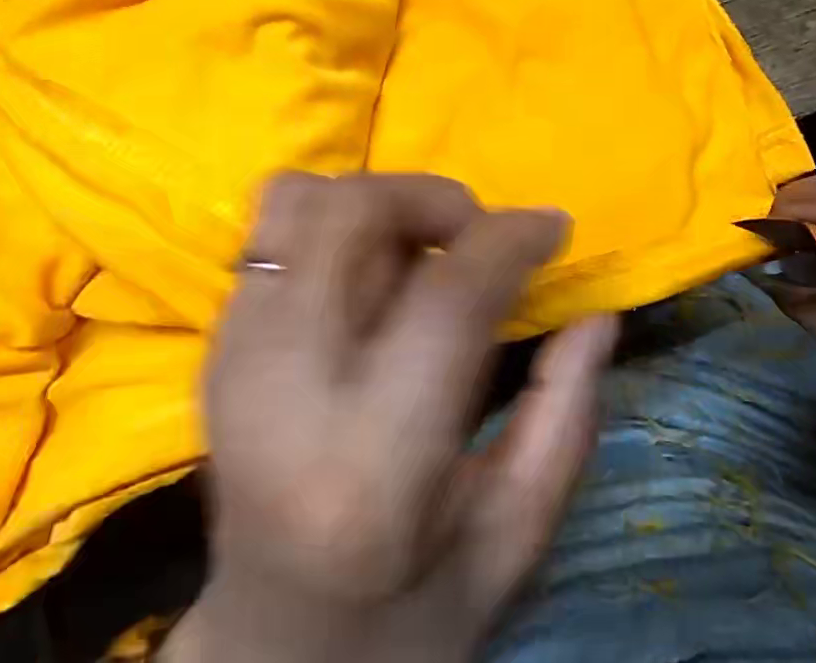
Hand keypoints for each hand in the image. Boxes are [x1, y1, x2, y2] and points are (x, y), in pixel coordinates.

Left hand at [165, 174, 618, 662]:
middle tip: (481, 237)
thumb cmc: (413, 606)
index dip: (511, 240)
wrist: (274, 649)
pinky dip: (339, 222)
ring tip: (426, 252)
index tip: (556, 230)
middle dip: (436, 198)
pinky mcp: (217, 346)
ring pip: (301, 200)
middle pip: (351, 215)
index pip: (446, 299)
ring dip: (383, 203)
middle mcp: (284, 392)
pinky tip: (377, 274)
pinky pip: (275, 227)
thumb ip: (567, 413)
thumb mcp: (517, 532)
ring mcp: (234, 360)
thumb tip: (598, 312)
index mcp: (372, 464)